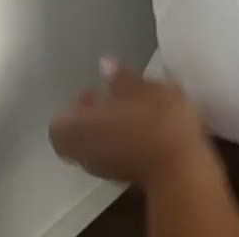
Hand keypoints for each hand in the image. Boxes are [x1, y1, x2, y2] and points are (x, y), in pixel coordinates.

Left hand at [50, 59, 214, 187]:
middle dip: (84, 119)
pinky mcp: (119, 175)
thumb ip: (122, 78)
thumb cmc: (159, 119)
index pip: (60, 120)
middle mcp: (83, 150)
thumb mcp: (146, 88)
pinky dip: (112, 142)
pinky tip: (138, 130)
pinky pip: (104, 155)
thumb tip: (104, 63)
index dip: (76, 103)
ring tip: (127, 113)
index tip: (98, 89)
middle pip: (70, 137)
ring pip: (87, 147)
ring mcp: (100, 167)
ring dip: (99, 131)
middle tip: (108, 101)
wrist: (178, 165)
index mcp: (82, 127)